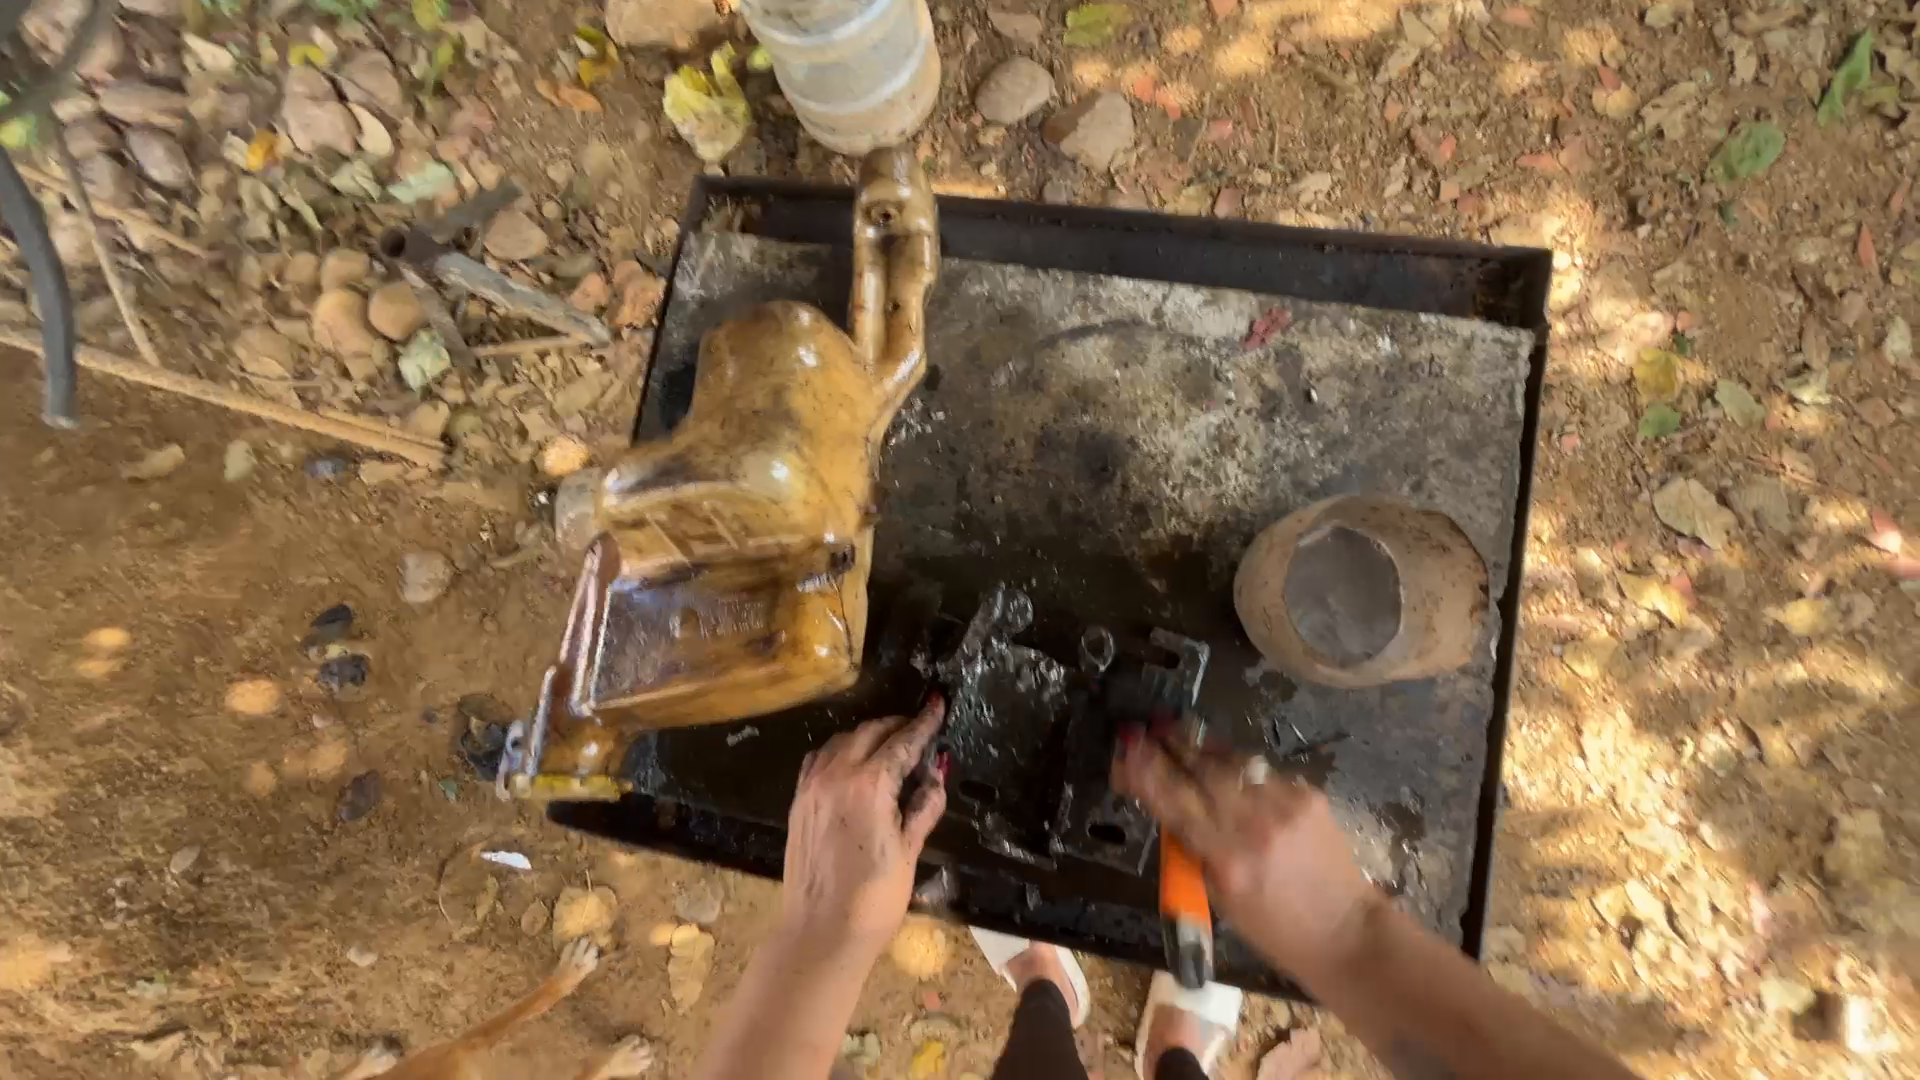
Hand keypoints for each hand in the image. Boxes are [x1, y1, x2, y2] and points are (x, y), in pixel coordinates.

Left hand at [780, 698, 947, 962]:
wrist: (819, 935)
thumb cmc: (873, 899)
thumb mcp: (909, 851)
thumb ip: (925, 806)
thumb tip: (937, 774)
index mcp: (869, 785)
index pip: (902, 741)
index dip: (923, 722)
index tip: (938, 703)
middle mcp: (837, 775)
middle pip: (871, 732)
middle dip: (897, 725)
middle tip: (918, 727)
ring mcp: (812, 786)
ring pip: (843, 740)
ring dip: (869, 735)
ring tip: (889, 744)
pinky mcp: (798, 800)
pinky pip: (820, 759)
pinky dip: (840, 750)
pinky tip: (853, 762)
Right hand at [1113, 733, 1381, 982]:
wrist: (1348, 932)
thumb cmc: (1275, 927)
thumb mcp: (1220, 897)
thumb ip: (1192, 846)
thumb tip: (1164, 801)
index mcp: (1227, 859)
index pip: (1174, 802)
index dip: (1146, 772)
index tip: (1126, 750)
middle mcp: (1254, 825)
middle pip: (1201, 770)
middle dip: (1169, 747)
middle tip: (1145, 730)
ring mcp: (1284, 804)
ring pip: (1230, 762)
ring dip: (1200, 749)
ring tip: (1176, 735)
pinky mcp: (1307, 794)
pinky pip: (1259, 770)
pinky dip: (1236, 767)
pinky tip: (1225, 766)